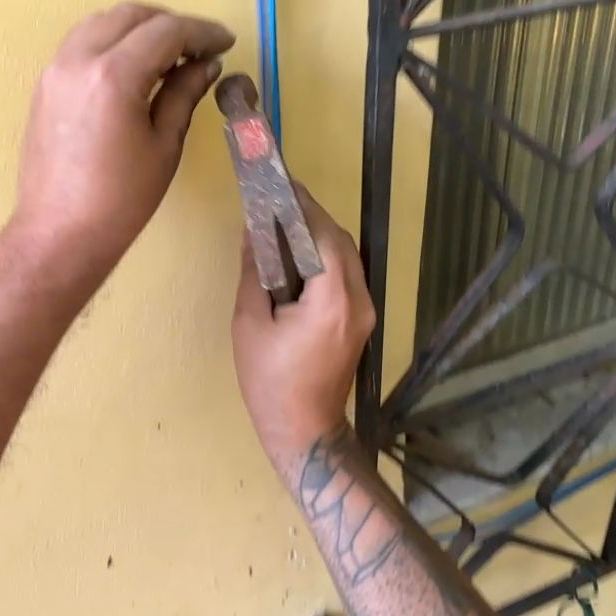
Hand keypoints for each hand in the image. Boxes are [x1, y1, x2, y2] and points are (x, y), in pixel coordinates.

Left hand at [9, 2, 234, 284]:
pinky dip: (112, 42)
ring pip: (102, 23)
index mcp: (113, 76)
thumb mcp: (164, 145)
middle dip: (170, 23)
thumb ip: (184, 94)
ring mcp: (55, 71)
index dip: (201, 32)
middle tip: (200, 48)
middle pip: (131, 15)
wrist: (59, 233)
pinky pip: (82, 44)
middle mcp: (79, 60)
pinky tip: (134, 69)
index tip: (226, 42)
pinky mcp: (45, 85)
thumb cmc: (120, 200)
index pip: (165, 31)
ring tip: (169, 56)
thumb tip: (206, 64)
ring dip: (139, 28)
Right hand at [231, 185, 376, 468]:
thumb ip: (255, 271)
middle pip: (342, 243)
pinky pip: (347, 276)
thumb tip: (254, 231)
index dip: (303, 208)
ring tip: (286, 223)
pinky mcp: (361, 321)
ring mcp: (366, 312)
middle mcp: (358, 300)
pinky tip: (300, 256)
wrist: (303, 429)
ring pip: (348, 258)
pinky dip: (326, 258)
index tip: (282, 185)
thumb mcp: (249, 322)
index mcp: (331, 300)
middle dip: (312, 218)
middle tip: (279, 201)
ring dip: (320, 236)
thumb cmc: (269, 380)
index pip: (324, 237)